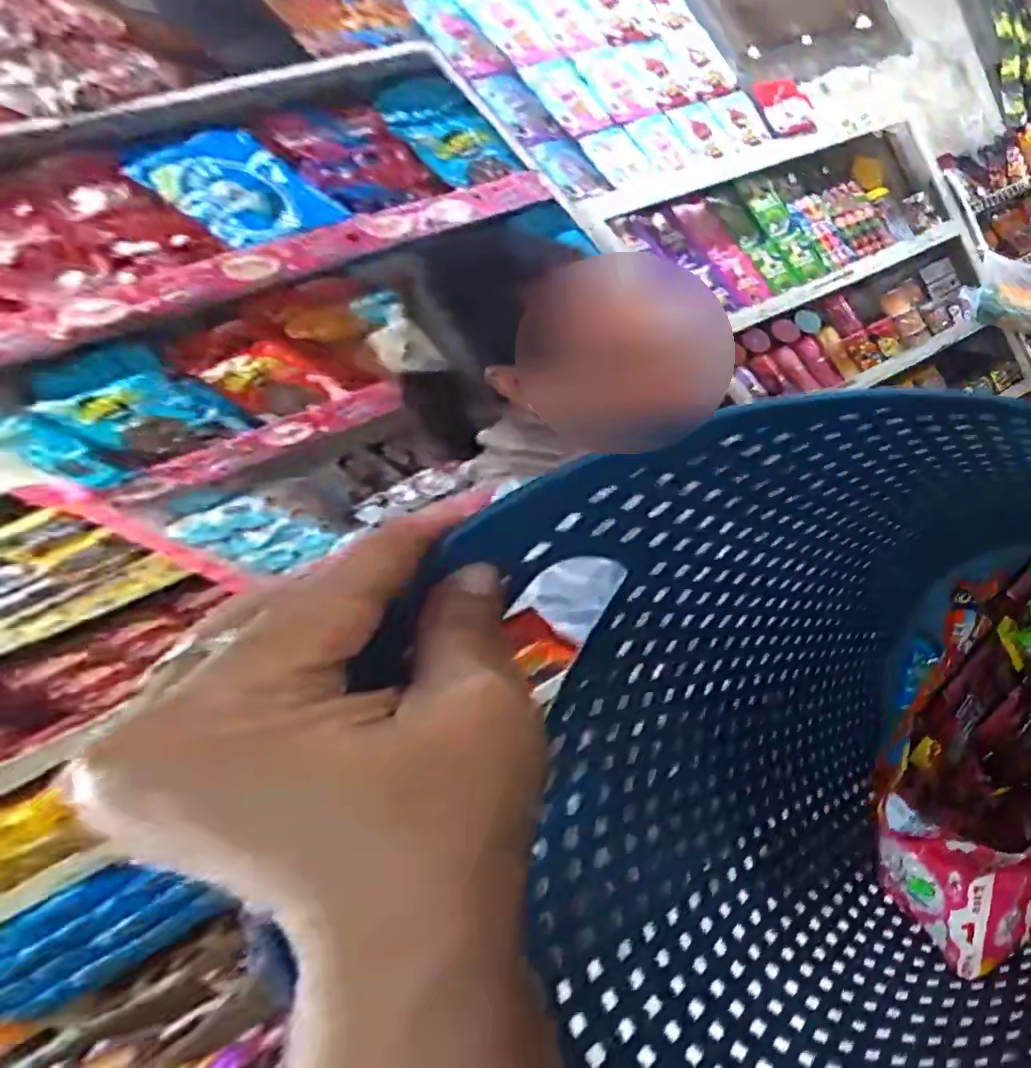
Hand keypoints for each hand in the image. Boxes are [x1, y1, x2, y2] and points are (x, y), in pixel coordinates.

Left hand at [67, 501, 544, 947]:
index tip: (480, 502)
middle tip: (464, 552)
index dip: (417, 539)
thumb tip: (470, 568)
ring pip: (263, 643)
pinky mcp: (170, 779)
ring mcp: (142, 762)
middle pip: (283, 614)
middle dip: (383, 580)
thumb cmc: (456, 822)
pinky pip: (250, 684)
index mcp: (213, 717)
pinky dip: (323, 657)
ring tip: (431, 592)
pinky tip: (382, 645)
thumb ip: (464, 622)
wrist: (418, 937)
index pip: (330, 592)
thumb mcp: (479, 706)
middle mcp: (142, 732)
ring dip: (353, 615)